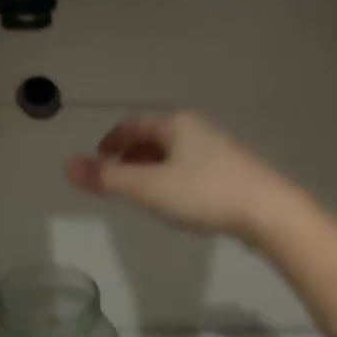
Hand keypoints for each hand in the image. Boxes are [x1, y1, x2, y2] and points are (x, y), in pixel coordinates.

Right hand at [63, 113, 296, 243]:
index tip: (97, 162)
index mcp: (176, 124)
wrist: (270, 212)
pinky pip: (192, 167)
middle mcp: (197, 128)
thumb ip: (108, 178)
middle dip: (130, 155)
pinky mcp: (234, 171)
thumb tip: (66, 165)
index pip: (133, 124)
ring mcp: (218, 149)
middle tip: (114, 181)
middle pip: (154, 136)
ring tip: (141, 194)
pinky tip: (177, 202)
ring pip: (174, 153)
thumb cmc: (205, 193)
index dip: (111, 141)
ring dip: (152, 168)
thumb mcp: (149, 188)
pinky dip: (173, 178)